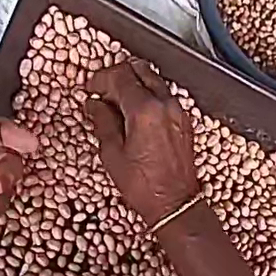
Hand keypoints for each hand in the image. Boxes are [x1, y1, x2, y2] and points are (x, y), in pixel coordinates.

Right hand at [85, 58, 199, 223]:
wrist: (175, 205)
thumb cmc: (144, 186)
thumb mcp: (112, 154)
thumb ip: (102, 122)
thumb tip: (94, 104)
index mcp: (145, 110)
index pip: (120, 76)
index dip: (100, 79)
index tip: (90, 88)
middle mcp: (165, 105)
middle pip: (140, 70)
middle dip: (119, 76)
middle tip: (103, 92)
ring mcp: (179, 112)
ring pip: (155, 81)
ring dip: (135, 85)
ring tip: (119, 105)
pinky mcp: (185, 123)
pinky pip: (165, 97)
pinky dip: (149, 97)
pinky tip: (137, 115)